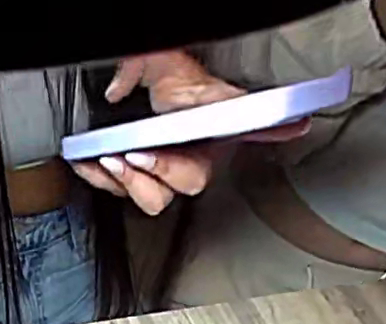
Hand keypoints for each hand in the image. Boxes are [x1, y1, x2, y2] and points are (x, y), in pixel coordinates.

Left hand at [70, 51, 308, 215]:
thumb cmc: (158, 78)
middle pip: (192, 181)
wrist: (127, 96)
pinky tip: (88, 165)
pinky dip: (101, 181)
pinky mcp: (139, 183)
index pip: (251, 126)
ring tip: (112, 161)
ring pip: (157, 200)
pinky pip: (123, 194)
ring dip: (133, 185)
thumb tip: (118, 86)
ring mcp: (166, 172)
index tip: (297, 125)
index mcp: (213, 122)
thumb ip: (142, 65)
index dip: (274, 129)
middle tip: (139, 154)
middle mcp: (194, 152)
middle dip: (164, 172)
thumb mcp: (156, 61)